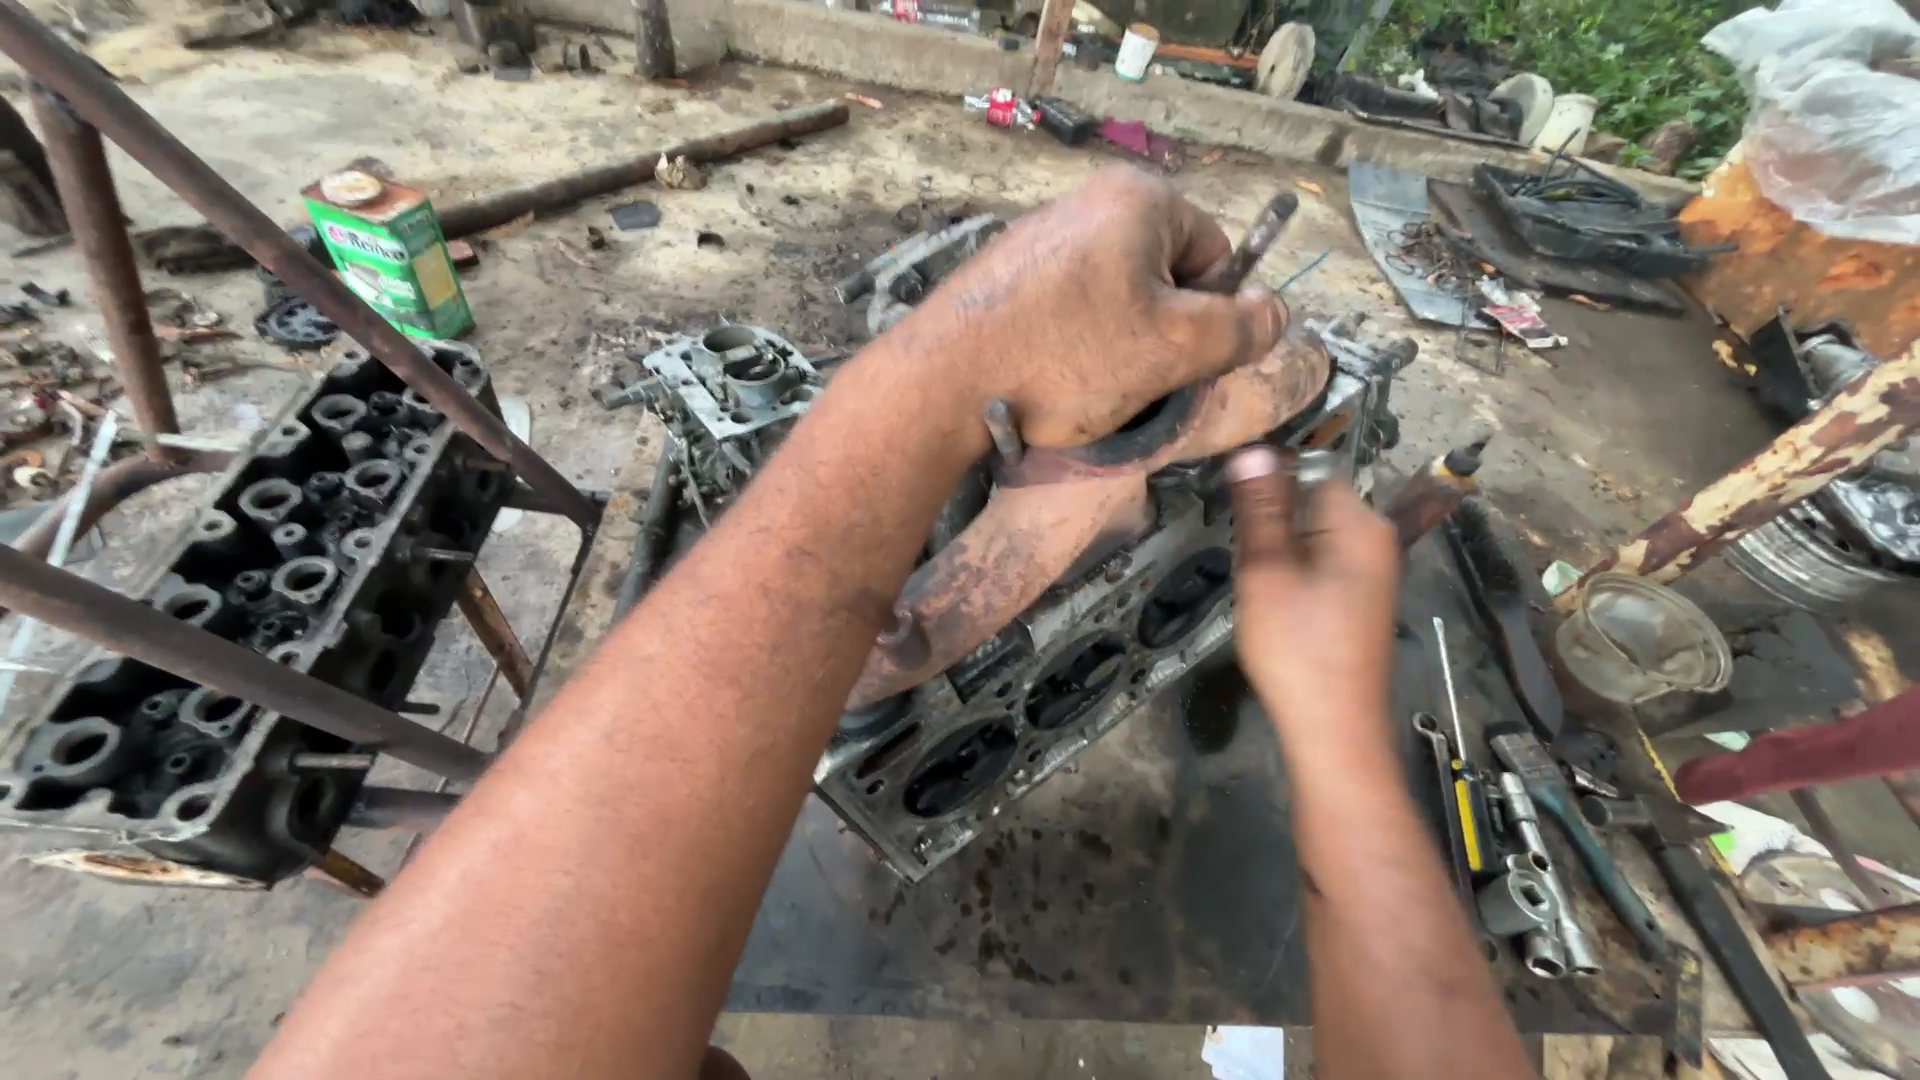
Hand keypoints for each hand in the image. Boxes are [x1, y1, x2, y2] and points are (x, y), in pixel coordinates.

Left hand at [898, 167, 1285, 446]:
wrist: (943, 385)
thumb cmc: (1065, 360)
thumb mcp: (1174, 350)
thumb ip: (1242, 329)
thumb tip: (1275, 313)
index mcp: (1138, 200)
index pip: (1215, 255)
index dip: (1213, 318)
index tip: (1185, 363)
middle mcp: (1084, 205)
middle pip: (1161, 279)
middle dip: (1160, 336)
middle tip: (1136, 383)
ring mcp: (1037, 242)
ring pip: (1111, 303)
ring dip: (1116, 350)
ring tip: (1087, 388)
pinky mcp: (1003, 281)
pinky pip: (1063, 315)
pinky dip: (1069, 350)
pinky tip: (1049, 382)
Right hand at [1228, 445, 1399, 736]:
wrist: (1333, 726)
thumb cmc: (1296, 646)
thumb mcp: (1267, 570)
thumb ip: (1259, 508)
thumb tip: (1253, 450)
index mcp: (1360, 524)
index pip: (1310, 469)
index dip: (1266, 481)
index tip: (1232, 508)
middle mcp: (1376, 539)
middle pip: (1311, 501)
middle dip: (1271, 519)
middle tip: (1243, 555)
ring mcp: (1372, 570)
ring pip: (1311, 533)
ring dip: (1277, 546)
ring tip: (1255, 579)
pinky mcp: (1360, 596)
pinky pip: (1321, 560)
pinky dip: (1292, 569)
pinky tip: (1273, 599)